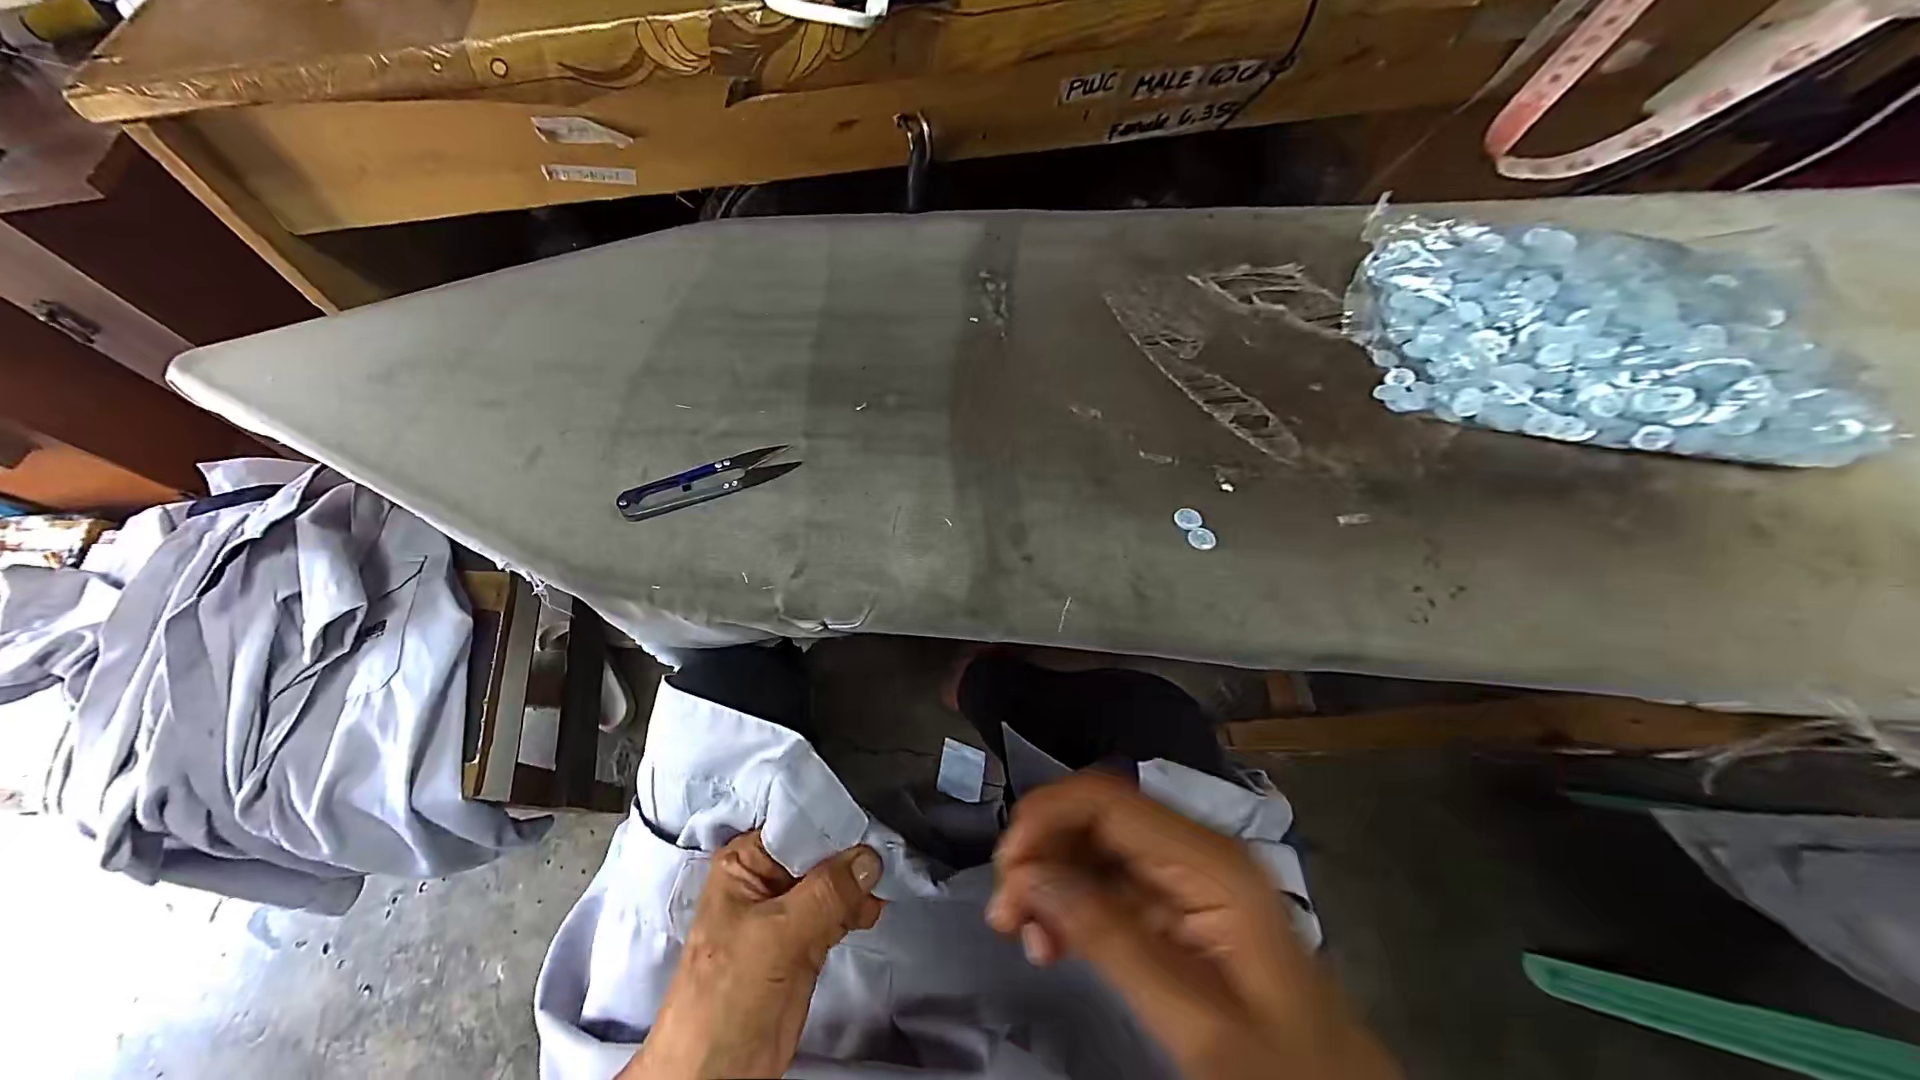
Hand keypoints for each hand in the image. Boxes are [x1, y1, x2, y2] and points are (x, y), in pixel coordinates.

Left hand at [623, 831, 884, 1079]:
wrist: (716, 1074)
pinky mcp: (804, 940)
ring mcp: (786, 912)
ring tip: (882, 888)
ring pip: (833, 881)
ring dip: (859, 883)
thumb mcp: (776, 935)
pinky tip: (873, 909)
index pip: (797, 826)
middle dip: (852, 855)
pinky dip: (858, 907)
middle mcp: (766, 880)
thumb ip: (825, 893)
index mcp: (744, 864)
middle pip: (819, 852)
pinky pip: (838, 910)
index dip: (834, 824)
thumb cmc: (726, 997)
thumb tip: (869, 858)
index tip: (871, 827)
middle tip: (886, 858)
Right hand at [988, 772, 1400, 1079]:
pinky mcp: (1177, 907)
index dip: (1048, 816)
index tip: (1007, 865)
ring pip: (1094, 850)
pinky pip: (1108, 886)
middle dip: (1042, 853)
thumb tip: (1031, 877)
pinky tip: (1051, 942)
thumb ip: (1111, 940)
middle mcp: (1195, 853)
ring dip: (1049, 882)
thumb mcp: (1197, 1020)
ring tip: (1022, 934)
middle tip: (1004, 910)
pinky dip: (1070, 906)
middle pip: (1096, 819)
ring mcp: (1186, 878)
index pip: (1109, 801)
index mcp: (1210, 862)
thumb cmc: (1284, 1067)